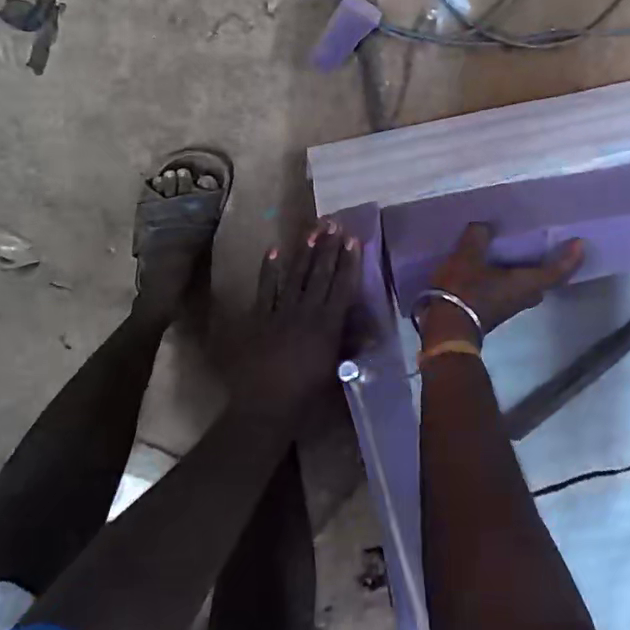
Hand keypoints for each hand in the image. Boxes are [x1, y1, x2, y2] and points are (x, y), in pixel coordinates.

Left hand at [233, 220, 362, 410]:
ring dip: (304, 252)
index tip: (354, 239)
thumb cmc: (306, 394)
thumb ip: (350, 345)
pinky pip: (265, 289)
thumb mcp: (335, 370)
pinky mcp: (259, 318)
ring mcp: (280, 312)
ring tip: (312, 229)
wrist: (265, 406)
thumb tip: (370, 330)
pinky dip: (269, 271)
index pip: (342, 286)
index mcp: (328, 324)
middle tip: (334, 223)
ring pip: (296, 276)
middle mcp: (306, 311)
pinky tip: (273, 251)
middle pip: (320, 274)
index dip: (349, 262)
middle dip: (328, 247)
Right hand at [419, 223, 584, 347]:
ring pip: (529, 287)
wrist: (446, 327)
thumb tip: (485, 226)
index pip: (557, 271)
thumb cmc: (464, 290)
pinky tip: (501, 264)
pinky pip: (514, 290)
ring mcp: (510, 307)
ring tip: (525, 251)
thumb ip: (478, 236)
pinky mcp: (496, 310)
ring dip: (532, 271)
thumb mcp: (467, 256)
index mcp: (526, 284)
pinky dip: (514, 276)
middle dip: (553, 265)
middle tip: (554, 246)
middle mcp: (525, 297)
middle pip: (547, 281)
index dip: (571, 258)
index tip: (580, 244)